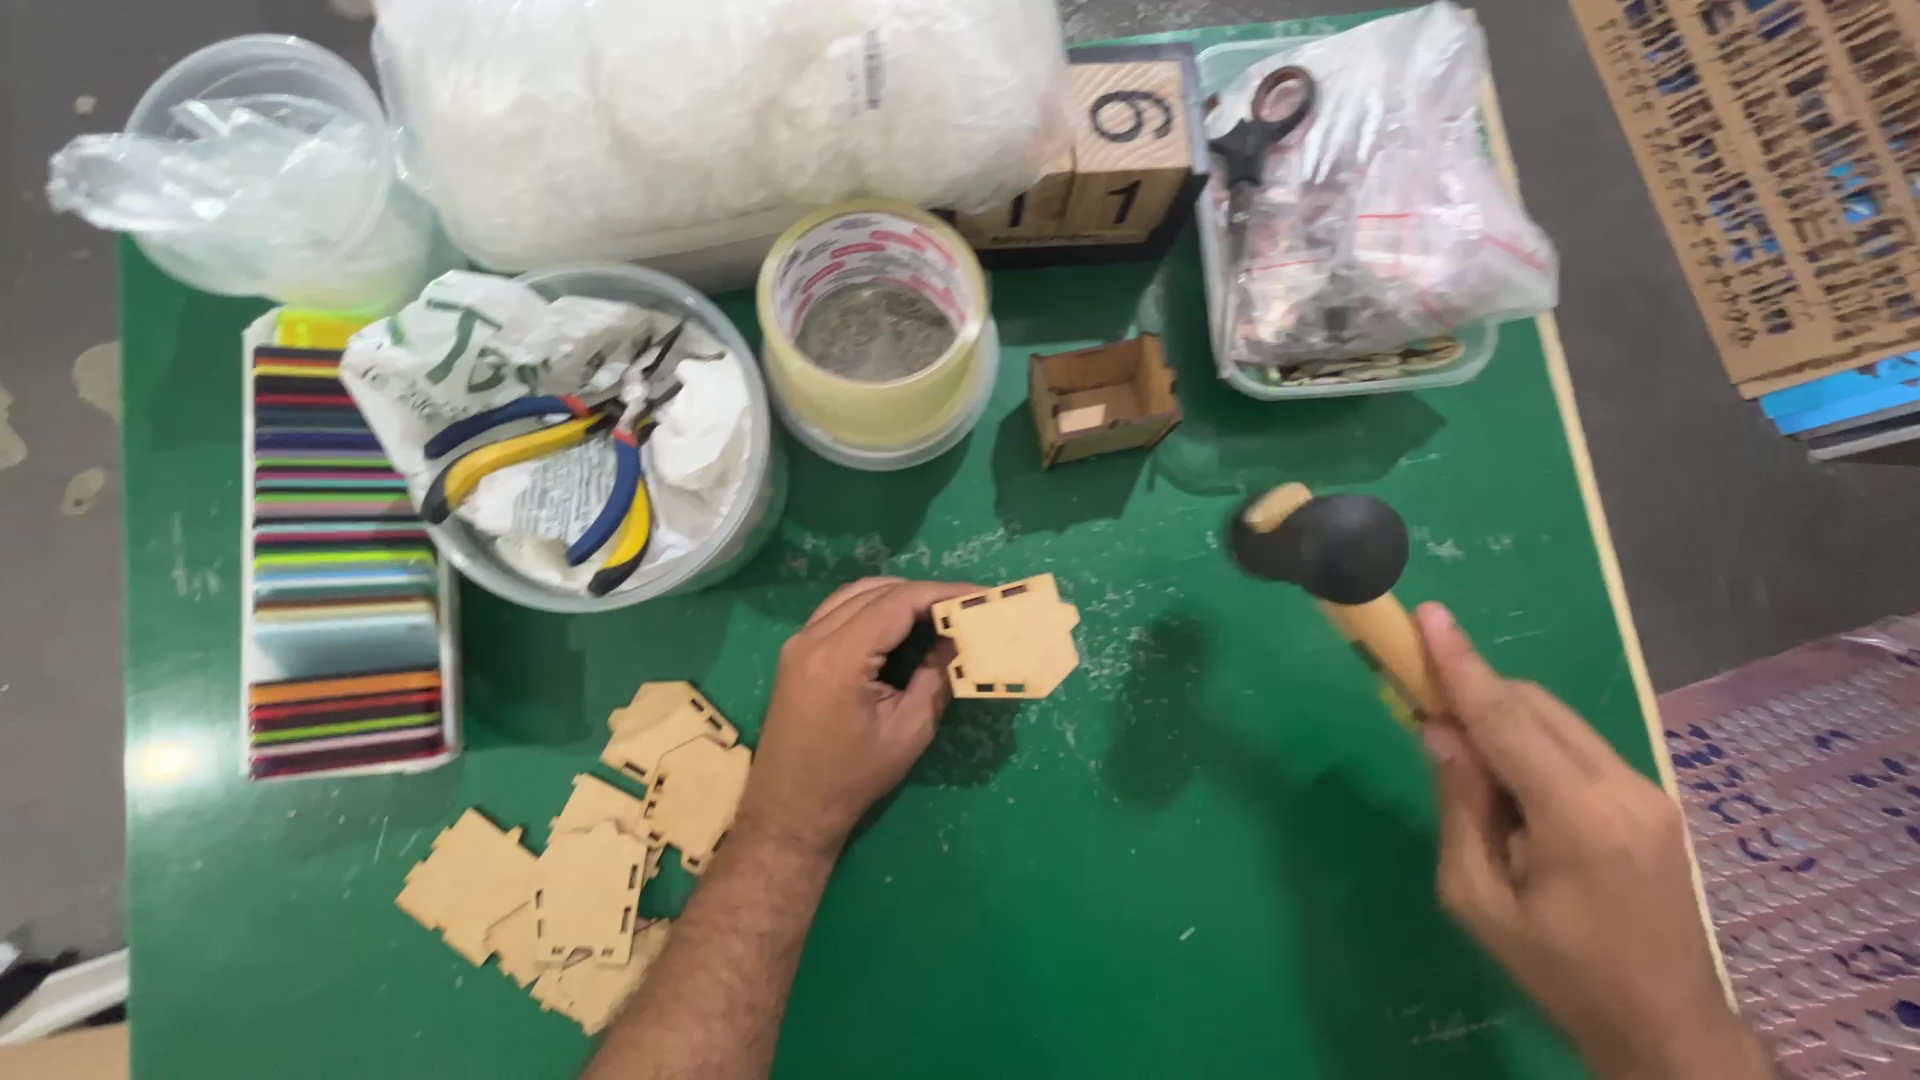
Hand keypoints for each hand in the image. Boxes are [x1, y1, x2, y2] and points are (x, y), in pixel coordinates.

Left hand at [736, 577, 977, 856]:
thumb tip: (959, 637)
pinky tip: (899, 624)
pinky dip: (873, 606)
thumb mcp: (909, 731)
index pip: (897, 602)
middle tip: (963, 607)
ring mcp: (799, 641)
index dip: (941, 593)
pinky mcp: (797, 650)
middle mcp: (812, 638)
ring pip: (855, 593)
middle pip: (876, 591)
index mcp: (839, 658)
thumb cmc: (853, 778)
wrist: (790, 808)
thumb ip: (937, 677)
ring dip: (897, 595)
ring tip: (937, 613)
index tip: (978, 596)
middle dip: (923, 593)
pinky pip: (839, 609)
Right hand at [1415, 603, 1770, 1079]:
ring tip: (1460, 753)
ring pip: (1555, 719)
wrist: (1664, 1023)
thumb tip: (1439, 730)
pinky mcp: (1650, 800)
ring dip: (1499, 717)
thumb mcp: (1475, 895)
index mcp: (1578, 818)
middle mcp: (1623, 789)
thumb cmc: (1555, 968)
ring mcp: (1646, 791)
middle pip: (1532, 706)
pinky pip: (1573, 744)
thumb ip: (1458, 804)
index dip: (1460, 664)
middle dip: (1472, 690)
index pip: (1506, 719)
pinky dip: (1527, 740)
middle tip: (1418, 701)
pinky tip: (1505, 779)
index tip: (1428, 615)